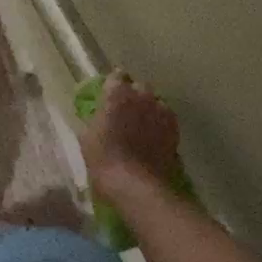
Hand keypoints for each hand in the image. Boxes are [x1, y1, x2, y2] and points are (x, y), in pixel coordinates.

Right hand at [81, 70, 180, 186]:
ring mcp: (161, 110)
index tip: (109, 95)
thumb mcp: (87, 138)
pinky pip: (166, 117)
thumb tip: (99, 115)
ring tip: (142, 125)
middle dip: (133, 94)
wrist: (137, 185)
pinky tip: (154, 136)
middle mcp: (142, 95)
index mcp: (116, 94)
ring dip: (148, 108)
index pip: (116, 76)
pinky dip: (160, 122)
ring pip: (155, 101)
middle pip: (138, 87)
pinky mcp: (175, 127)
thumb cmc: (104, 160)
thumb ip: (95, 119)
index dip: (113, 85)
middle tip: (125, 111)